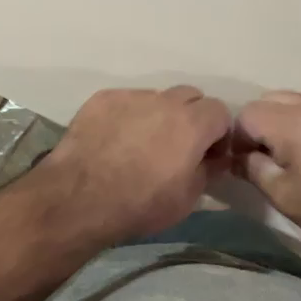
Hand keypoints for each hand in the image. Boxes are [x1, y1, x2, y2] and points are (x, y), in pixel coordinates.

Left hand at [32, 86, 231, 243]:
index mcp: (192, 123)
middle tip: (178, 146)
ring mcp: (130, 96)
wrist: (80, 198)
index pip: (220, 111)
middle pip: (190, 96)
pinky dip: (128, 116)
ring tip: (141, 143)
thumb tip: (217, 159)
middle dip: (191, 117)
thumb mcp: (187, 198)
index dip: (217, 133)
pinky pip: (125, 101)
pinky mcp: (101, 99)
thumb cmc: (140, 204)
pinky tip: (115, 140)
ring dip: (158, 114)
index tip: (208, 153)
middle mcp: (164, 100)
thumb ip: (208, 171)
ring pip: (156, 97)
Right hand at [234, 91, 300, 243]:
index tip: (248, 161)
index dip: (240, 138)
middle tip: (271, 156)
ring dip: (290, 120)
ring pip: (300, 100)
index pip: (247, 113)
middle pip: (271, 99)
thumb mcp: (283, 196)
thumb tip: (238, 156)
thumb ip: (253, 168)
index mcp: (290, 122)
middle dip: (263, 124)